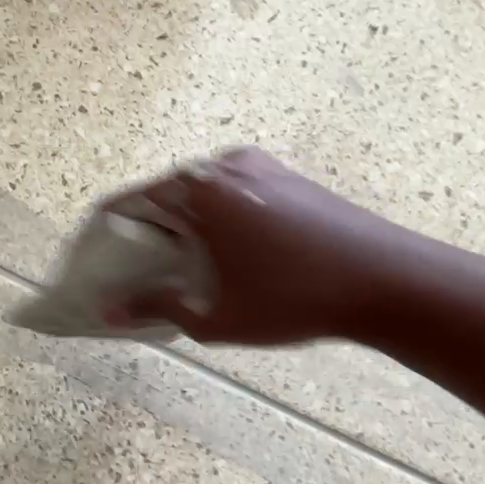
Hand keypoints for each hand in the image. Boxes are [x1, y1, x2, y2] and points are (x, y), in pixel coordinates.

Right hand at [105, 146, 407, 344]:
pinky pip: (226, 197)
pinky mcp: (286, 179)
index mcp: (196, 191)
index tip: (88, 268)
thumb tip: (107, 312)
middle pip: (158, 197)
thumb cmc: (293, 299)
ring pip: (194, 197)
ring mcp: (259, 168)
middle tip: (129, 276)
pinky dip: (208, 223)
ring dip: (175, 230)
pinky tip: (217, 259)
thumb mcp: (213, 316)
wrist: (396, 282)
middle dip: (137, 236)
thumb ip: (154, 307)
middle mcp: (222, 167)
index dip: (99, 239)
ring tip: (172, 272)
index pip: (123, 205)